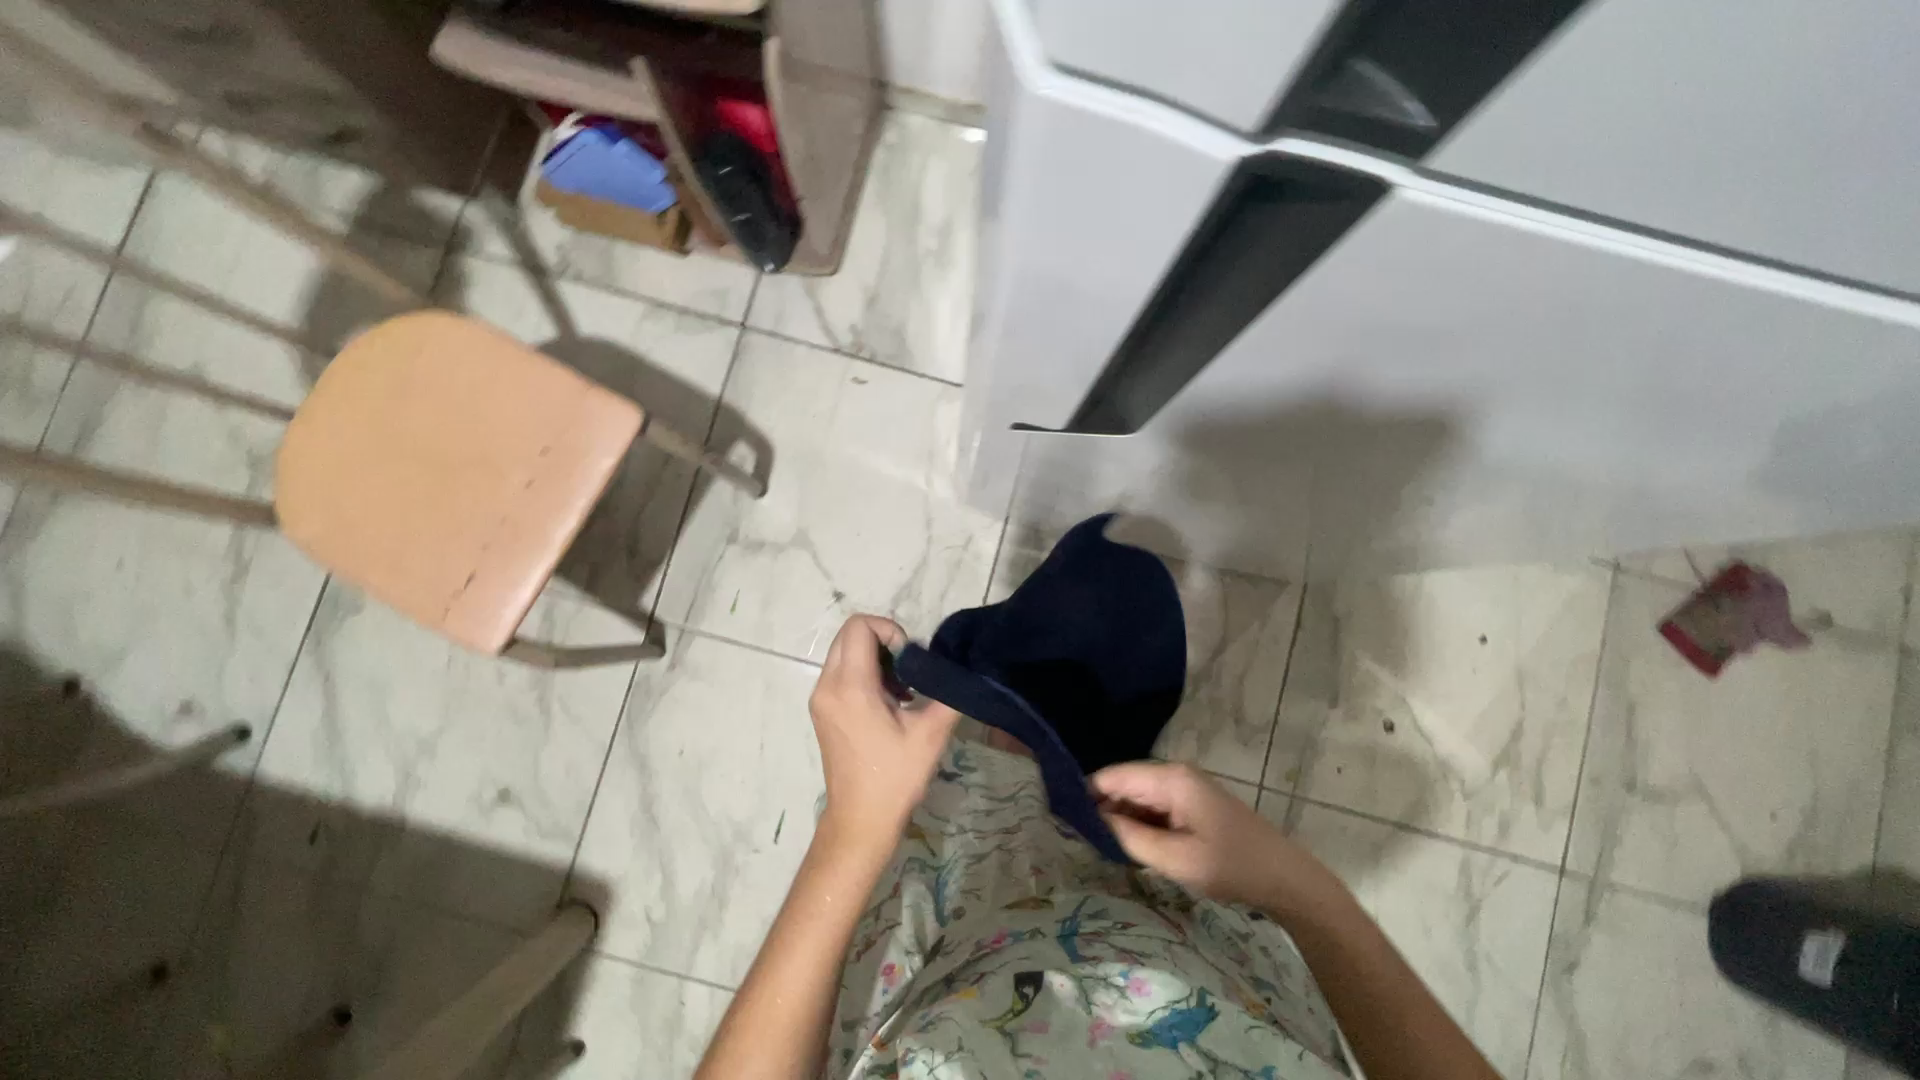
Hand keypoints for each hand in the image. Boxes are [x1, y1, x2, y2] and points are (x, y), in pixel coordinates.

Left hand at [809, 615, 959, 857]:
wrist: (861, 820)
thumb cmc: (895, 776)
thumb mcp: (931, 733)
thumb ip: (947, 692)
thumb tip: (958, 669)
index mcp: (851, 686)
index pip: (860, 626)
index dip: (890, 630)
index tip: (911, 659)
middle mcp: (827, 685)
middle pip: (849, 635)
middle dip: (883, 641)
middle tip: (910, 670)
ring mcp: (821, 699)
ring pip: (843, 653)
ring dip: (874, 659)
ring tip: (903, 690)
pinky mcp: (822, 711)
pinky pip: (840, 673)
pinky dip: (864, 674)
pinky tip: (889, 703)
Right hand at [1091, 762, 1346, 913]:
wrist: (1285, 879)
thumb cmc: (1230, 867)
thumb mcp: (1175, 858)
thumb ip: (1130, 837)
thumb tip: (1093, 819)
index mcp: (1170, 779)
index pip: (1111, 776)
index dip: (1083, 794)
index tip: (1059, 818)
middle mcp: (1175, 774)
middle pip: (1122, 783)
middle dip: (1099, 807)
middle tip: (1075, 838)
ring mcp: (1185, 788)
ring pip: (1137, 796)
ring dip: (1119, 817)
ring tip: (1096, 844)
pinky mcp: (1192, 804)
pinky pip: (1153, 807)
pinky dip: (1139, 823)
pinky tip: (1129, 845)